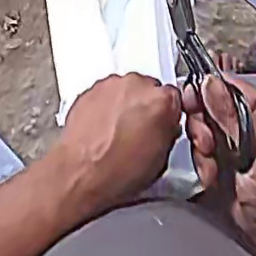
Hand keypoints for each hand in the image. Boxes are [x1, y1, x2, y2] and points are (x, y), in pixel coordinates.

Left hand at [46, 73, 182, 221]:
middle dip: (146, 106)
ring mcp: (112, 84)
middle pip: (149, 89)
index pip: (174, 97)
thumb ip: (168, 132)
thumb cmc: (118, 171)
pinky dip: (106, 104)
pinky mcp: (91, 88)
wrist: (81, 171)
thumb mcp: (161, 159)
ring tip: (118, 130)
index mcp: (161, 101)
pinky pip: (105, 93)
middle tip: (139, 129)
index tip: (163, 122)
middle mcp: (137, 85)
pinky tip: (103, 126)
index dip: (168, 112)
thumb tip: (165, 126)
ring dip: (125, 103)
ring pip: (126, 89)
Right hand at [184, 74, 255, 255]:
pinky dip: (201, 164)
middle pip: (204, 103)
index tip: (194, 108)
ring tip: (214, 166)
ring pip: (197, 126)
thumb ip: (235, 116)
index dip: (202, 92)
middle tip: (208, 145)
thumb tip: (211, 83)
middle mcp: (243, 118)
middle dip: (200, 126)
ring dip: (200, 149)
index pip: (220, 82)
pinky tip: (213, 176)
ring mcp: (230, 138)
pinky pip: (197, 149)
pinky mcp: (219, 156)